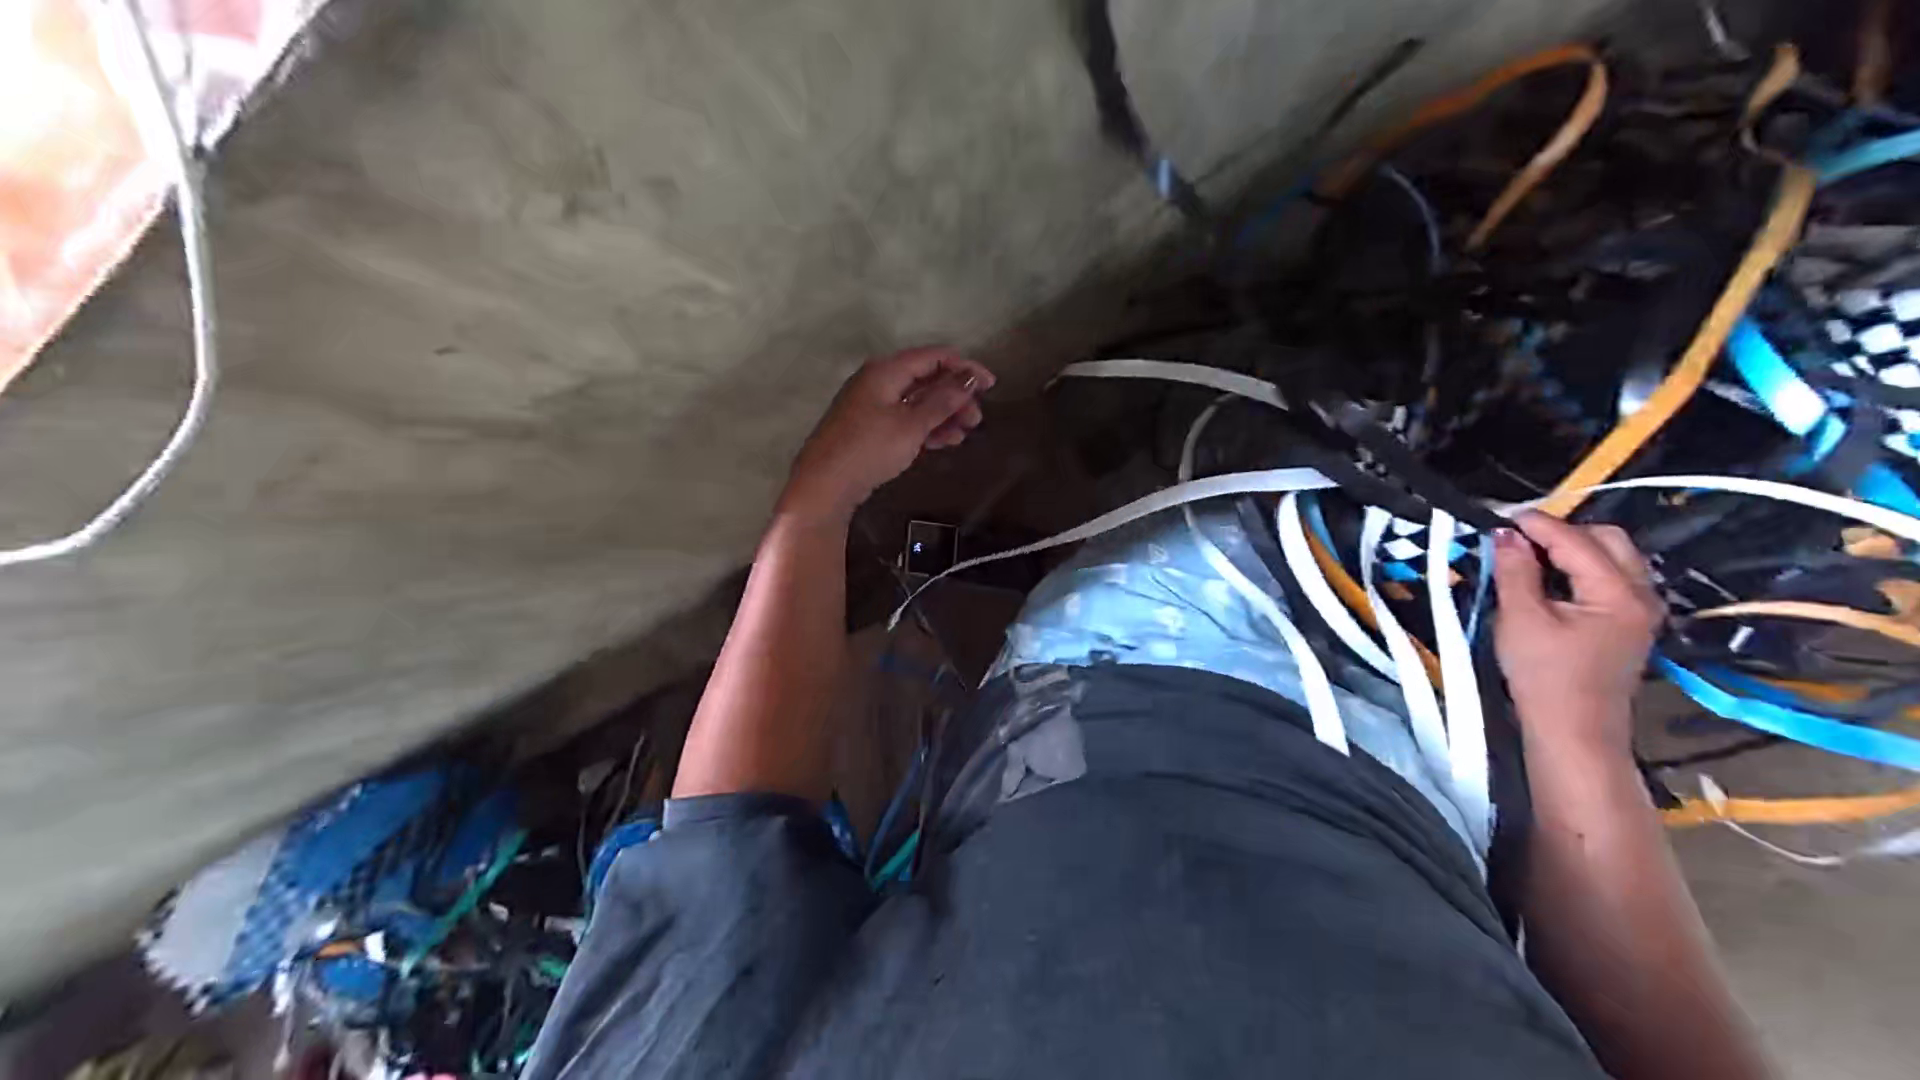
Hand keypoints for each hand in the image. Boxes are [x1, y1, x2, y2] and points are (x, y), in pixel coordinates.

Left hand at [780, 347, 994, 520]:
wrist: (825, 485)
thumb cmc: (869, 450)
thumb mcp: (911, 425)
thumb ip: (942, 400)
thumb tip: (969, 378)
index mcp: (887, 371)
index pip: (934, 356)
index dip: (965, 368)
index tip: (991, 386)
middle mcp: (879, 381)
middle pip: (926, 379)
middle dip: (956, 396)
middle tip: (976, 420)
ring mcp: (873, 405)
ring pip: (918, 402)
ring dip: (944, 415)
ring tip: (964, 434)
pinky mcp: (871, 428)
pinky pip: (906, 419)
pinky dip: (927, 427)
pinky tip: (944, 441)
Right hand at [1492, 512, 1663, 754]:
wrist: (1571, 727)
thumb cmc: (1544, 674)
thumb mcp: (1521, 618)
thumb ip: (1515, 571)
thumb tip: (1505, 535)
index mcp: (1618, 592)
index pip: (1576, 540)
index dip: (1537, 523)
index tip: (1499, 515)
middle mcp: (1641, 594)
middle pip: (1607, 540)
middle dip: (1561, 530)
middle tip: (1515, 536)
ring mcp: (1639, 609)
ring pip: (1611, 557)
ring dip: (1571, 548)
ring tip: (1526, 553)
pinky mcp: (1627, 623)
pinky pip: (1608, 577)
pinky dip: (1578, 567)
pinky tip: (1545, 577)